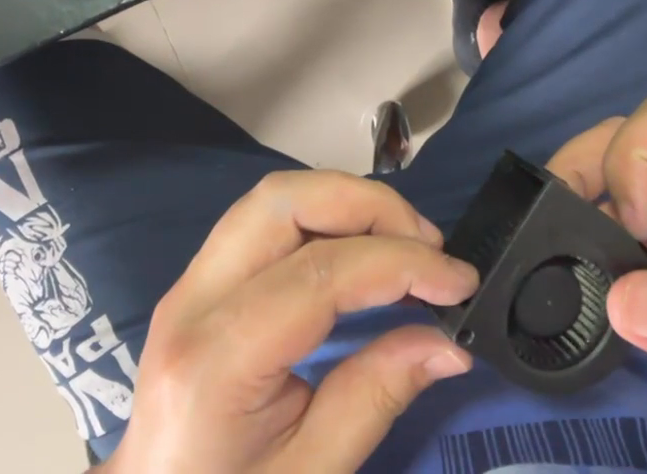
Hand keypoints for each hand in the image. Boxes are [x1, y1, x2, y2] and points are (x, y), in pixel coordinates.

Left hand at [101, 171, 478, 473]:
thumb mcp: (311, 473)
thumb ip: (375, 397)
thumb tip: (448, 342)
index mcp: (216, 359)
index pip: (317, 273)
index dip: (398, 263)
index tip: (459, 280)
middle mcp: (192, 300)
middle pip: (281, 202)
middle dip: (367, 205)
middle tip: (429, 246)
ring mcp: (187, 283)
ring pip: (270, 199)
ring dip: (345, 204)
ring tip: (405, 244)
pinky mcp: (197, 280)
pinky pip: (262, 223)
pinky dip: (321, 219)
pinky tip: (361, 251)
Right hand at [546, 94, 646, 473]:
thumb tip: (614, 300)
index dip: (638, 151)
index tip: (630, 220)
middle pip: (637, 147)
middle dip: (589, 171)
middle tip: (553, 224)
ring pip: (621, 196)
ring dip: (581, 214)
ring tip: (551, 258)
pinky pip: (624, 253)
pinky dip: (590, 260)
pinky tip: (573, 289)